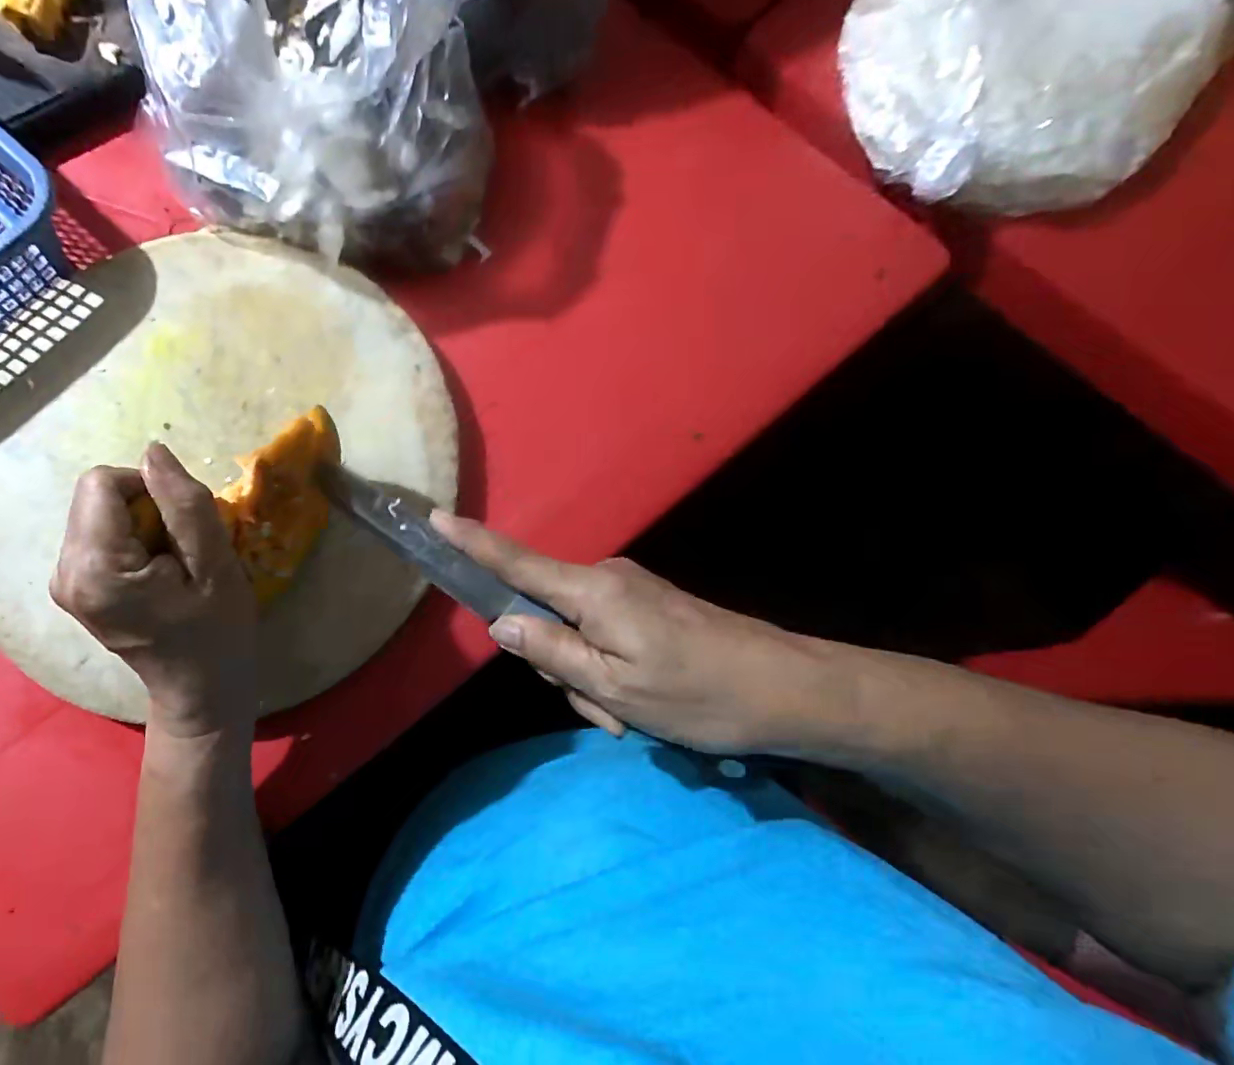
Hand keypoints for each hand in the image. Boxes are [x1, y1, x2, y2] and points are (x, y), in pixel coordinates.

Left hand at [51, 443, 258, 738]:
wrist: (200, 691)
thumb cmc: (216, 633)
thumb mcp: (216, 566)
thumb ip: (185, 505)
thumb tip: (152, 451)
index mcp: (95, 569)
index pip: (103, 483)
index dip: (149, 490)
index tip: (180, 529)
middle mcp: (64, 572)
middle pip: (96, 495)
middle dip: (143, 508)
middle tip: (178, 552)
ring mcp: (63, 582)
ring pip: (98, 511)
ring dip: (139, 524)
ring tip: (168, 565)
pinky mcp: (72, 586)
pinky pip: (98, 533)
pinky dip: (130, 540)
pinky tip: (154, 573)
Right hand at [432, 511, 843, 756]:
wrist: (797, 692)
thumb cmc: (702, 695)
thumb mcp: (615, 688)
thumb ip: (551, 652)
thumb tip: (502, 622)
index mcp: (593, 592)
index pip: (516, 563)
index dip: (473, 544)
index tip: (436, 517)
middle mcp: (606, 579)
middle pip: (543, 615)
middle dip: (559, 665)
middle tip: (605, 711)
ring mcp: (629, 591)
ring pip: (574, 634)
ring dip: (589, 679)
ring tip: (632, 716)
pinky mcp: (647, 605)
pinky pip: (602, 635)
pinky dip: (609, 672)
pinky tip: (642, 705)